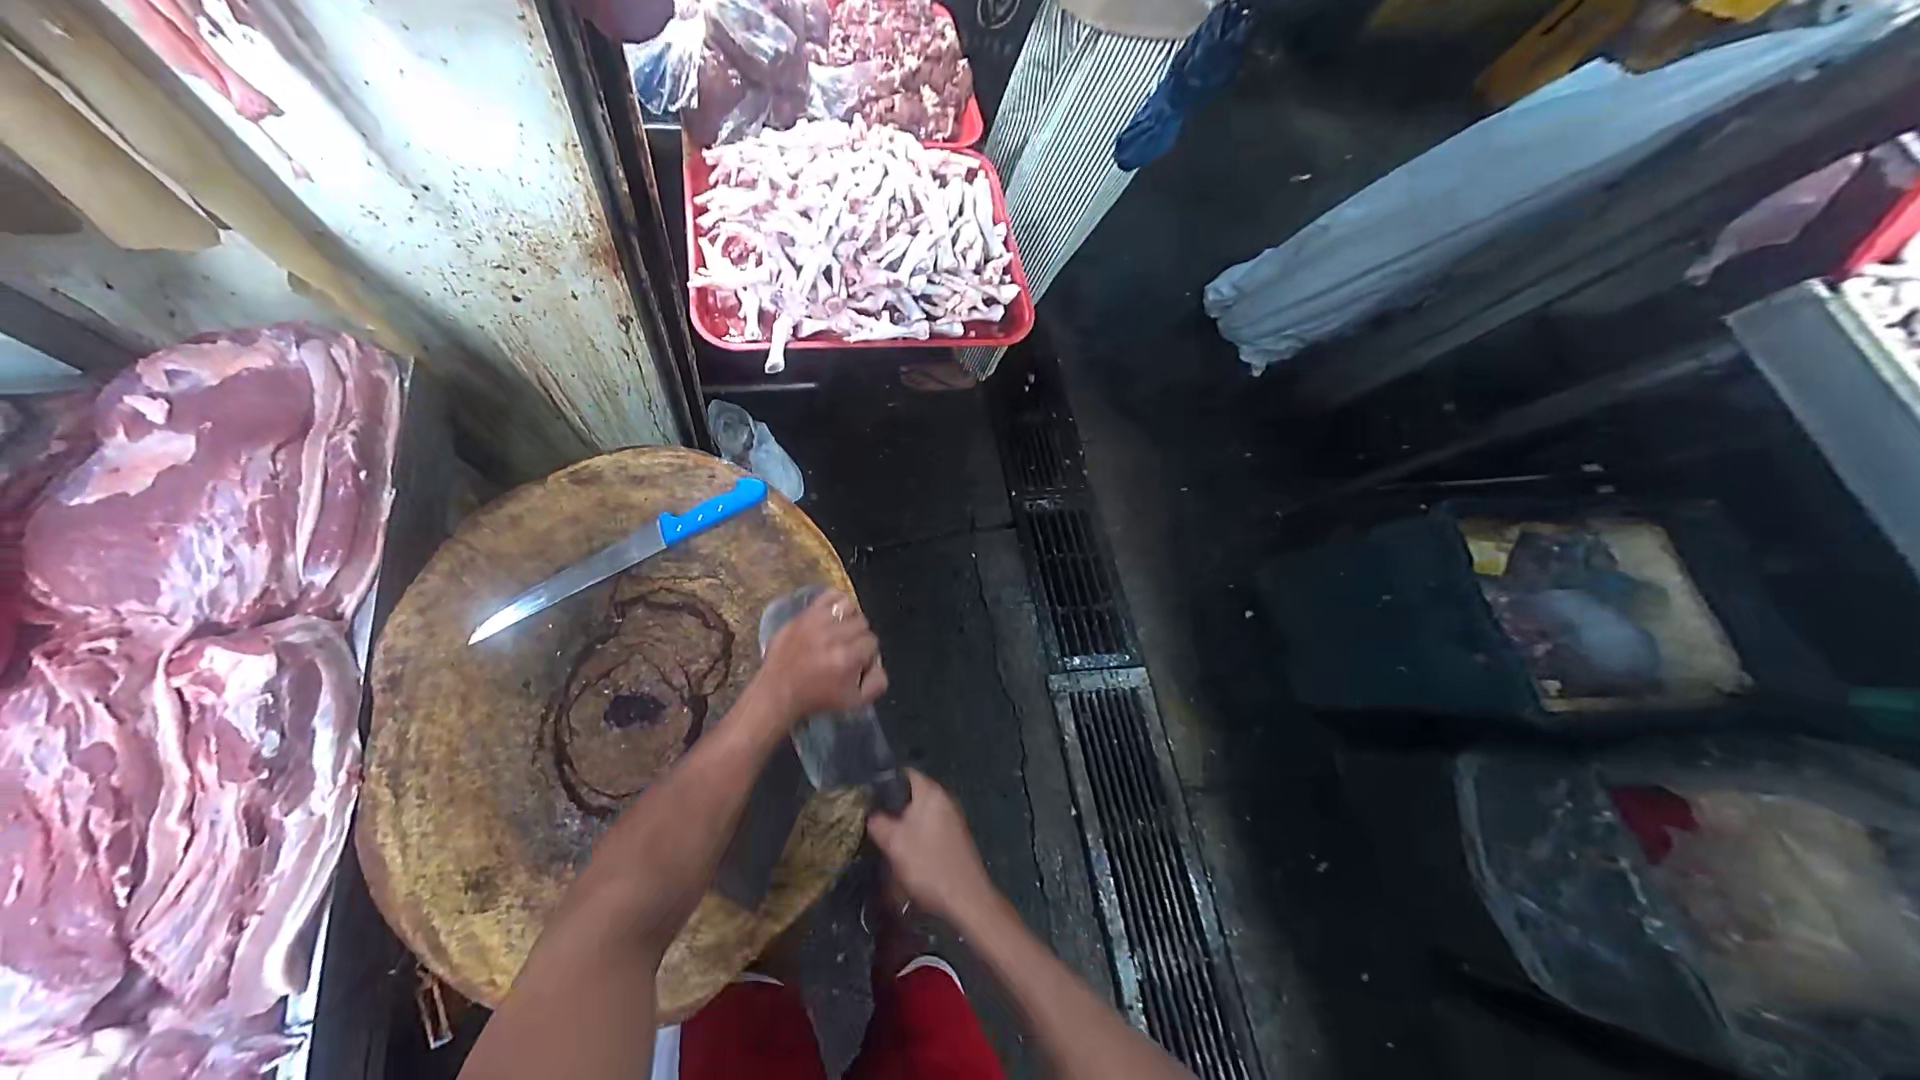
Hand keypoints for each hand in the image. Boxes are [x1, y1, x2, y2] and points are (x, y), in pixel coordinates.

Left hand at [758, 590, 887, 719]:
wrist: (779, 691)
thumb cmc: (816, 697)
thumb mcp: (855, 702)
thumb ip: (878, 682)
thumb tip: (878, 663)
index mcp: (847, 657)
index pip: (872, 642)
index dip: (866, 655)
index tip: (856, 665)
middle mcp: (833, 636)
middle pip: (862, 624)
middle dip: (858, 638)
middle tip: (846, 651)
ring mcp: (817, 622)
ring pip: (849, 607)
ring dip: (848, 620)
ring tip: (839, 633)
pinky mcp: (804, 615)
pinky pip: (830, 595)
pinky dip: (836, 603)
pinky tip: (832, 617)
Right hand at [866, 770, 996, 923]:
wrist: (965, 898)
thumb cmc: (928, 865)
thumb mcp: (894, 844)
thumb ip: (878, 823)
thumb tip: (871, 814)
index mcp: (931, 792)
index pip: (904, 772)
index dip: (883, 780)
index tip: (866, 793)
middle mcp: (944, 798)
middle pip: (911, 792)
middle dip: (891, 804)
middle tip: (870, 817)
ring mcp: (952, 816)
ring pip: (920, 811)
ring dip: (903, 821)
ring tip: (884, 835)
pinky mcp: (955, 835)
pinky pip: (929, 825)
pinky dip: (916, 832)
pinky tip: (905, 849)